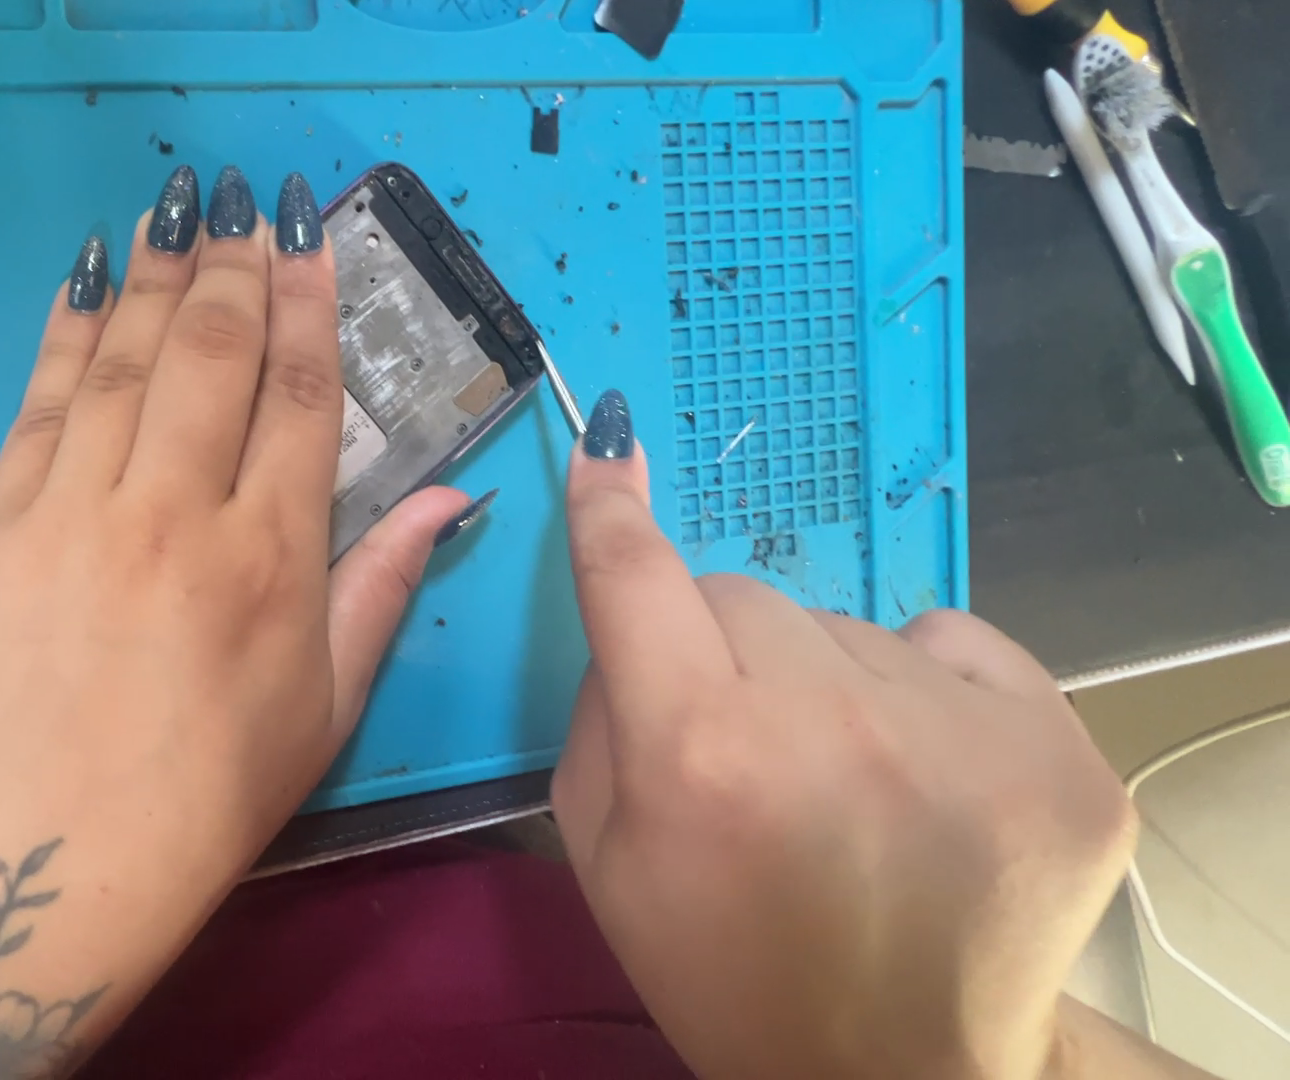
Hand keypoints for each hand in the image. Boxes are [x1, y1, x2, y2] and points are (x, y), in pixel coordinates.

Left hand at [0, 165, 468, 881]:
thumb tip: (455, 498)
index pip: (301, 399)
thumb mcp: (332, 698)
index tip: (310, 245)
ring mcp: (79, 511)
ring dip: (157, 277)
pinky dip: (68, 333)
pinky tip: (90, 281)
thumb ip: (386, 582)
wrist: (60, 845)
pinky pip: (42, 404)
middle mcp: (177, 513)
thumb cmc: (218, 782)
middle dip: (234, 268)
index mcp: (272, 557)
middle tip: (244, 205)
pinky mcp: (3, 524)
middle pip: (213, 356)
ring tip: (176, 211)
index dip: (309, 311)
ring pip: (127, 362)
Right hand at [551, 390, 1137, 1079]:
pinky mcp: (1056, 747)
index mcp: (695, 752)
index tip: (605, 440)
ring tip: (825, 768)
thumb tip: (633, 606)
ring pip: (831, 617)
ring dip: (806, 669)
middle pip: (734, 591)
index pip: (635, 579)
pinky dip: (909, 677)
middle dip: (710, 640)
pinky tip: (908, 757)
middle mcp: (825, 722)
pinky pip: (943, 636)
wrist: (892, 1067)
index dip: (609, 508)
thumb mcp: (594, 839)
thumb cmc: (706, 952)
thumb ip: (599, 705)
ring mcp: (958, 730)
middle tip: (728, 731)